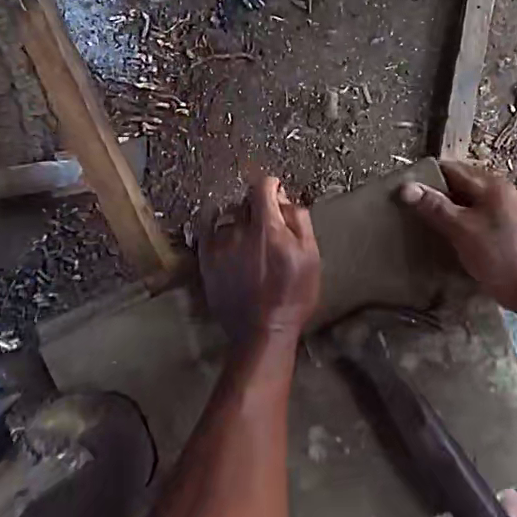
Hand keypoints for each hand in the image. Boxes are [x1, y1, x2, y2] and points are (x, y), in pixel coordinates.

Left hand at [199, 176, 321, 341]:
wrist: (262, 331)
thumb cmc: (292, 295)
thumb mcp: (310, 256)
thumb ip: (299, 220)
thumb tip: (286, 199)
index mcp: (267, 227)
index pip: (262, 186)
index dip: (271, 185)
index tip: (277, 192)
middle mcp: (239, 231)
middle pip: (245, 202)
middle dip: (258, 207)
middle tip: (269, 223)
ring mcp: (219, 246)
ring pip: (228, 217)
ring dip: (239, 221)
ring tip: (249, 238)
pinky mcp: (206, 261)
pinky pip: (207, 232)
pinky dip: (217, 229)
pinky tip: (228, 239)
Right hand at [397, 161, 516, 311]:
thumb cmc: (501, 257)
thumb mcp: (463, 230)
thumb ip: (435, 207)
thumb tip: (405, 186)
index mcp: (490, 184)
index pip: (450, 168)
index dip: (425, 177)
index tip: (402, 192)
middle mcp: (497, 191)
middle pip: (457, 184)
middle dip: (433, 194)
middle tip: (407, 210)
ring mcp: (502, 211)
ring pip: (464, 203)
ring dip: (444, 211)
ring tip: (419, 224)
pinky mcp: (502, 230)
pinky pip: (472, 218)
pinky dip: (456, 224)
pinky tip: (442, 238)